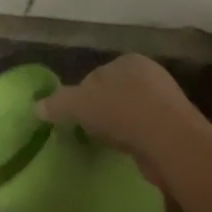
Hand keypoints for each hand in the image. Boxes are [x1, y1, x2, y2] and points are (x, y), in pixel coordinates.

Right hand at [35, 54, 211, 180]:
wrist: (169, 141)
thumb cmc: (120, 112)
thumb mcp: (77, 104)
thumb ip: (56, 103)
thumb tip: (37, 107)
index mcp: (127, 61)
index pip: (94, 76)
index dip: (79, 96)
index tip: (72, 117)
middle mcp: (149, 74)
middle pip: (112, 93)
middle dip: (98, 110)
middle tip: (85, 130)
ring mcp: (165, 99)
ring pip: (128, 112)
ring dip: (115, 125)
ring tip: (105, 142)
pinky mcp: (174, 125)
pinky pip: (143, 129)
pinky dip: (132, 137)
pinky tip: (125, 149)